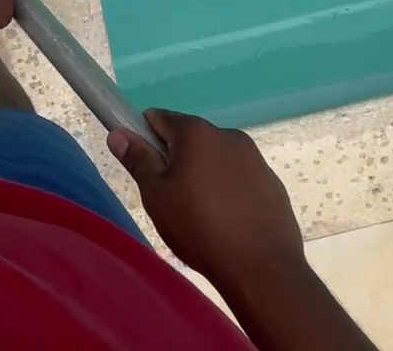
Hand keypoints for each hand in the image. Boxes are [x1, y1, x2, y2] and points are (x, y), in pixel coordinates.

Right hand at [109, 109, 305, 291]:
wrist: (264, 273)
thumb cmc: (200, 228)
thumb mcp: (156, 194)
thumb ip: (137, 159)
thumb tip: (118, 134)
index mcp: (196, 132)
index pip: (158, 118)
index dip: (145, 138)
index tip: (146, 167)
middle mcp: (228, 135)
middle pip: (190, 138)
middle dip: (177, 159)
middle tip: (172, 197)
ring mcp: (256, 160)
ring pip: (216, 158)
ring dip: (205, 174)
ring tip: (203, 215)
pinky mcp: (274, 185)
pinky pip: (240, 178)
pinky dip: (230, 190)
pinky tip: (229, 222)